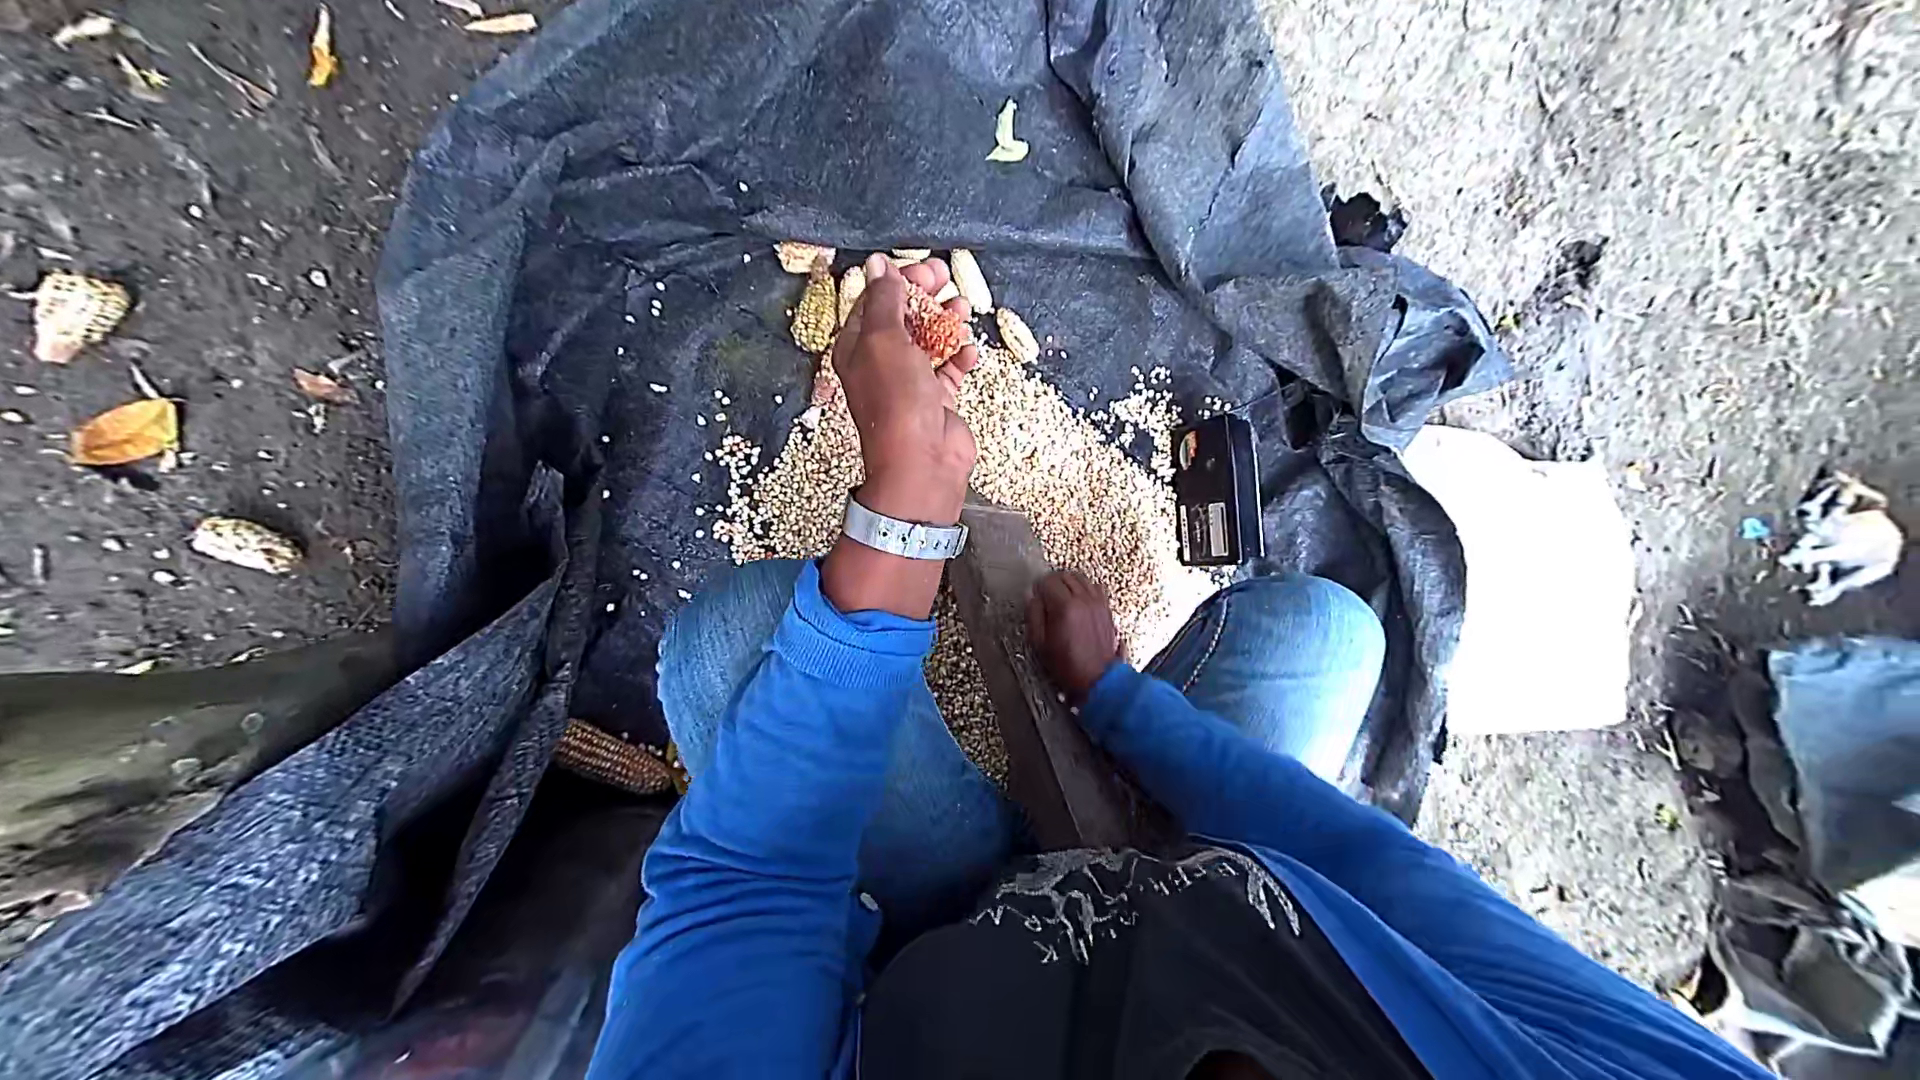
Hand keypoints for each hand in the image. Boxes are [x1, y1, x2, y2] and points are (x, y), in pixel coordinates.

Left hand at [832, 253, 978, 524]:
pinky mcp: (936, 400)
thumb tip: (877, 265)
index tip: (925, 267)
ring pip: (929, 340)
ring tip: (963, 309)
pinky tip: (968, 352)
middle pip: (905, 316)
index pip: (875, 301)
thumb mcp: (884, 339)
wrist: (921, 462)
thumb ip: (884, 299)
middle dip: (926, 294)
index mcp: (858, 347)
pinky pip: (949, 370)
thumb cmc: (896, 401)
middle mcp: (881, 363)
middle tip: (947, 278)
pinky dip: (959, 358)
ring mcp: (910, 382)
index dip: (899, 278)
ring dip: (946, 321)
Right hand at [1027, 570, 1122, 701]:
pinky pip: (1094, 586)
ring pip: (1081, 577)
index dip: (1038, 587)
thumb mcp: (1040, 643)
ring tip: (1061, 595)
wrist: (1098, 678)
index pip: (1048, 581)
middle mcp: (1083, 600)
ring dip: (1069, 582)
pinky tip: (1078, 598)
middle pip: (1065, 575)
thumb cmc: (1069, 665)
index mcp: (1064, 607)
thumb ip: (1033, 615)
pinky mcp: (1106, 608)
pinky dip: (1084, 587)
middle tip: (1046, 594)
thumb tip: (1031, 598)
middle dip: (1052, 581)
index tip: (1035, 596)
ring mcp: (1097, 603)